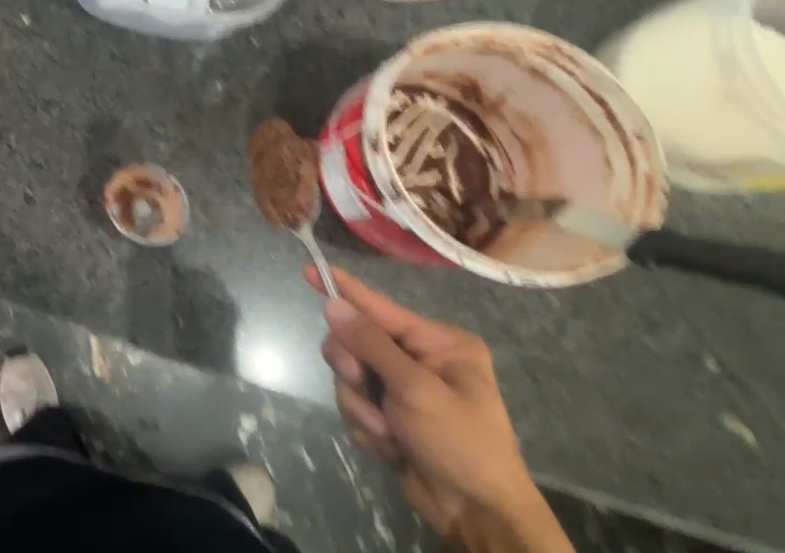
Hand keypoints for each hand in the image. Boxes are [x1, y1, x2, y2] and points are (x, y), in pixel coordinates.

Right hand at [309, 266, 572, 552]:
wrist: (477, 514)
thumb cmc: (461, 444)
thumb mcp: (417, 391)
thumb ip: (371, 344)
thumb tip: (332, 304)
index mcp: (439, 343)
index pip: (379, 307)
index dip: (343, 290)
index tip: (307, 269)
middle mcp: (419, 358)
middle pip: (354, 342)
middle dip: (356, 373)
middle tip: (367, 390)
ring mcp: (402, 387)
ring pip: (348, 377)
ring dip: (362, 408)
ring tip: (390, 433)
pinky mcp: (389, 413)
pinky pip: (353, 404)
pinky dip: (366, 427)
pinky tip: (392, 447)